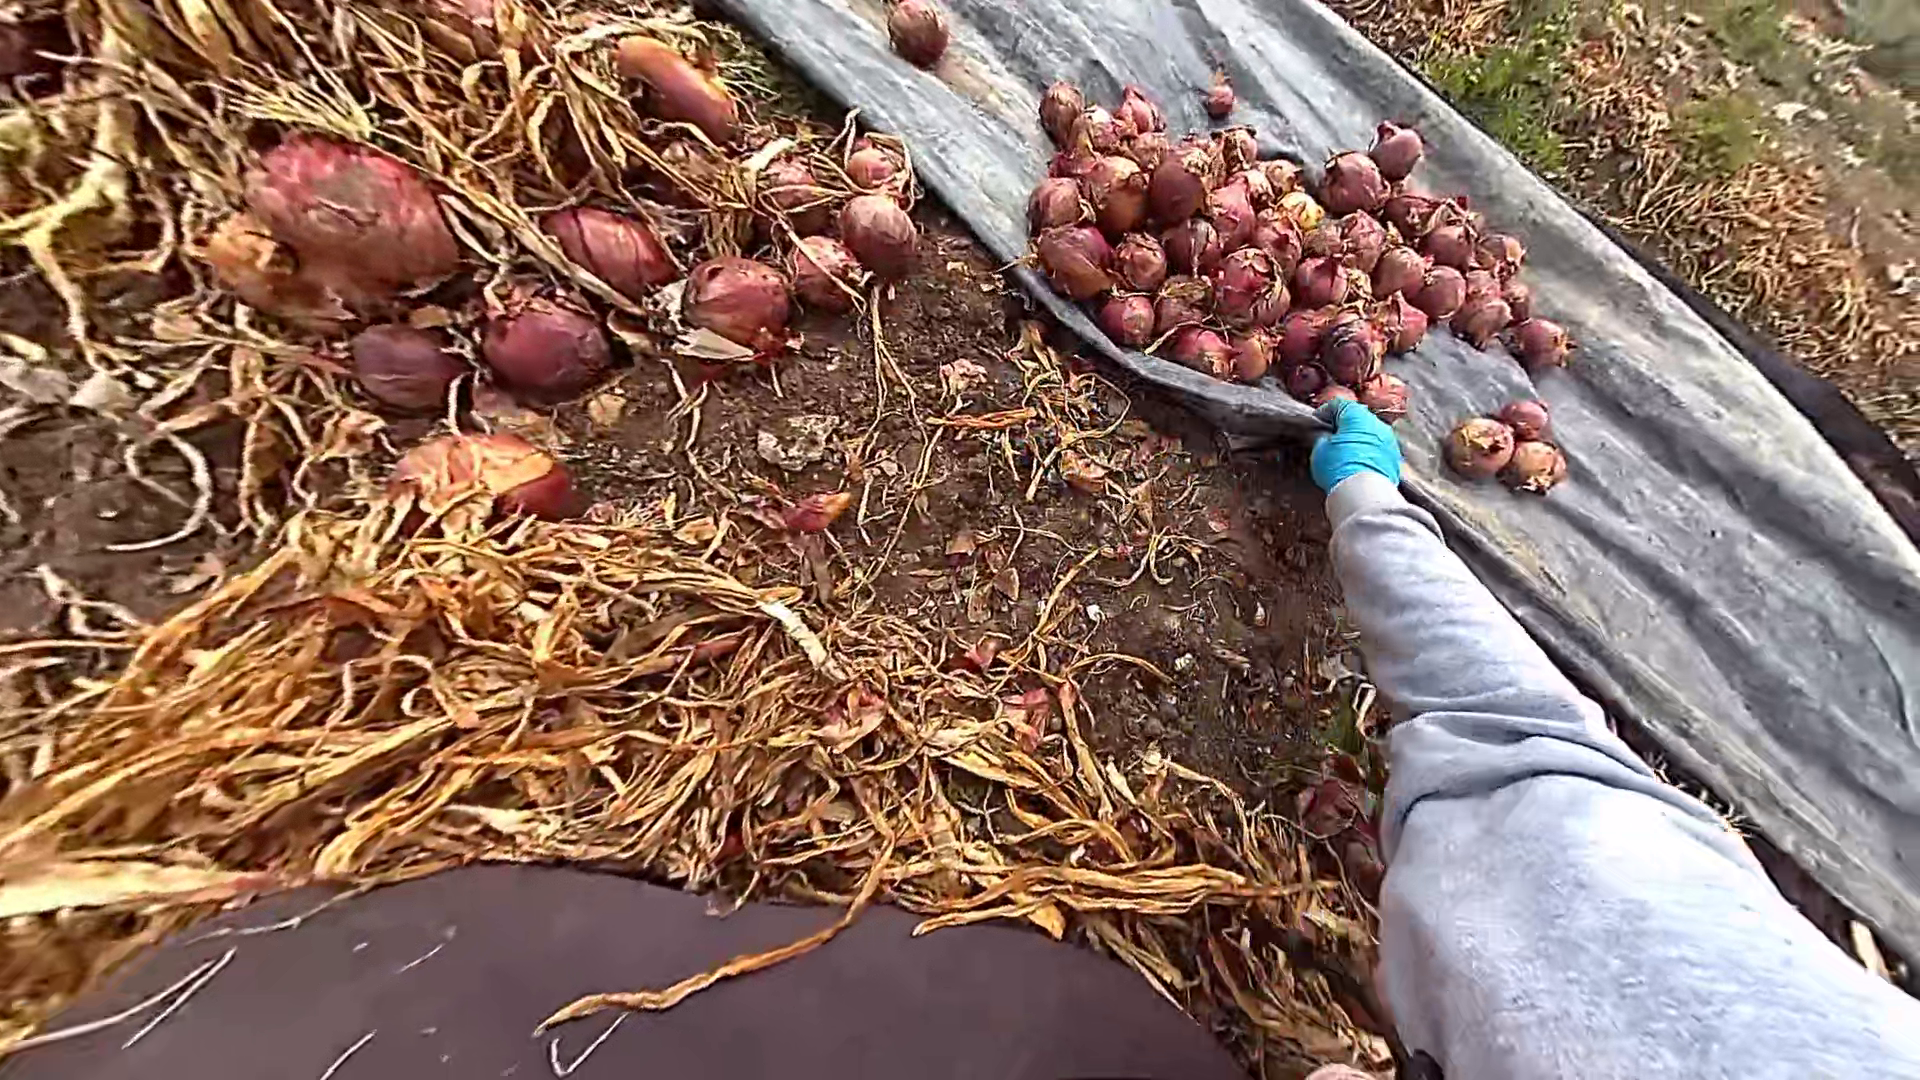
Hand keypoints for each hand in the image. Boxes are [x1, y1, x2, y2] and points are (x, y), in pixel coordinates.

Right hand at [1310, 398, 1401, 492]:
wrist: (1364, 491)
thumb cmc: (1339, 466)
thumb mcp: (1319, 449)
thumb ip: (1321, 436)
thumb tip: (1323, 435)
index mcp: (1357, 416)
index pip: (1339, 404)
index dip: (1324, 411)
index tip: (1316, 421)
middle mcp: (1377, 424)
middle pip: (1357, 418)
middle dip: (1342, 425)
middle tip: (1328, 437)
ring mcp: (1388, 440)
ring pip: (1368, 433)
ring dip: (1355, 438)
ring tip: (1342, 452)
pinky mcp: (1393, 457)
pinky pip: (1376, 448)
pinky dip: (1365, 451)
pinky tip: (1354, 463)